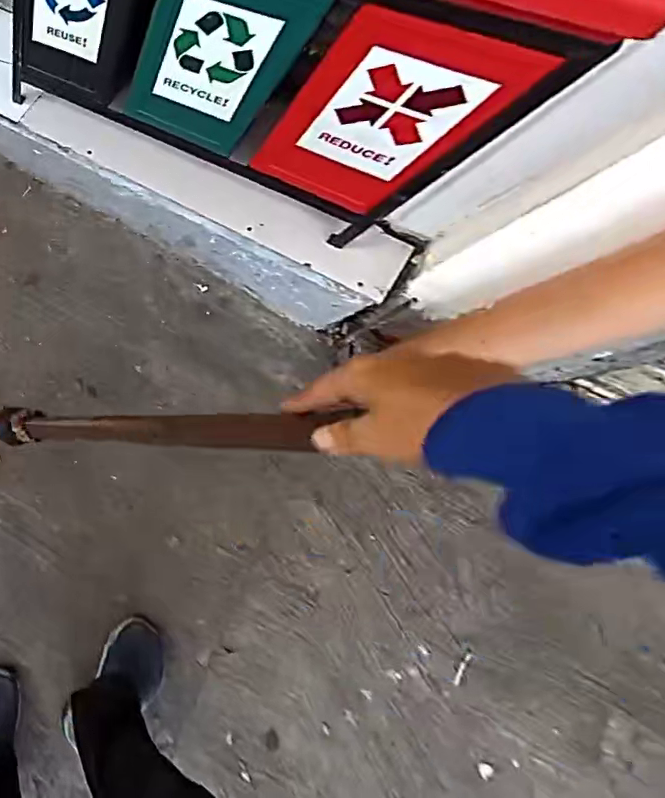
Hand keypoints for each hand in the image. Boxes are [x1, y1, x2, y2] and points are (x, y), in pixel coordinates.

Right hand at [283, 351, 522, 462]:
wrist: (512, 424)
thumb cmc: (427, 429)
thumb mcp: (377, 440)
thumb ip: (344, 437)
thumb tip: (319, 437)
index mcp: (360, 373)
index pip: (321, 389)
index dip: (303, 402)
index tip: (288, 409)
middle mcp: (390, 360)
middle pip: (359, 379)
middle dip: (347, 395)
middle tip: (336, 410)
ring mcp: (433, 361)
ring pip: (397, 378)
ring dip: (387, 393)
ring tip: (386, 412)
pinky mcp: (472, 369)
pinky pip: (433, 382)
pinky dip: (423, 395)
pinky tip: (431, 410)